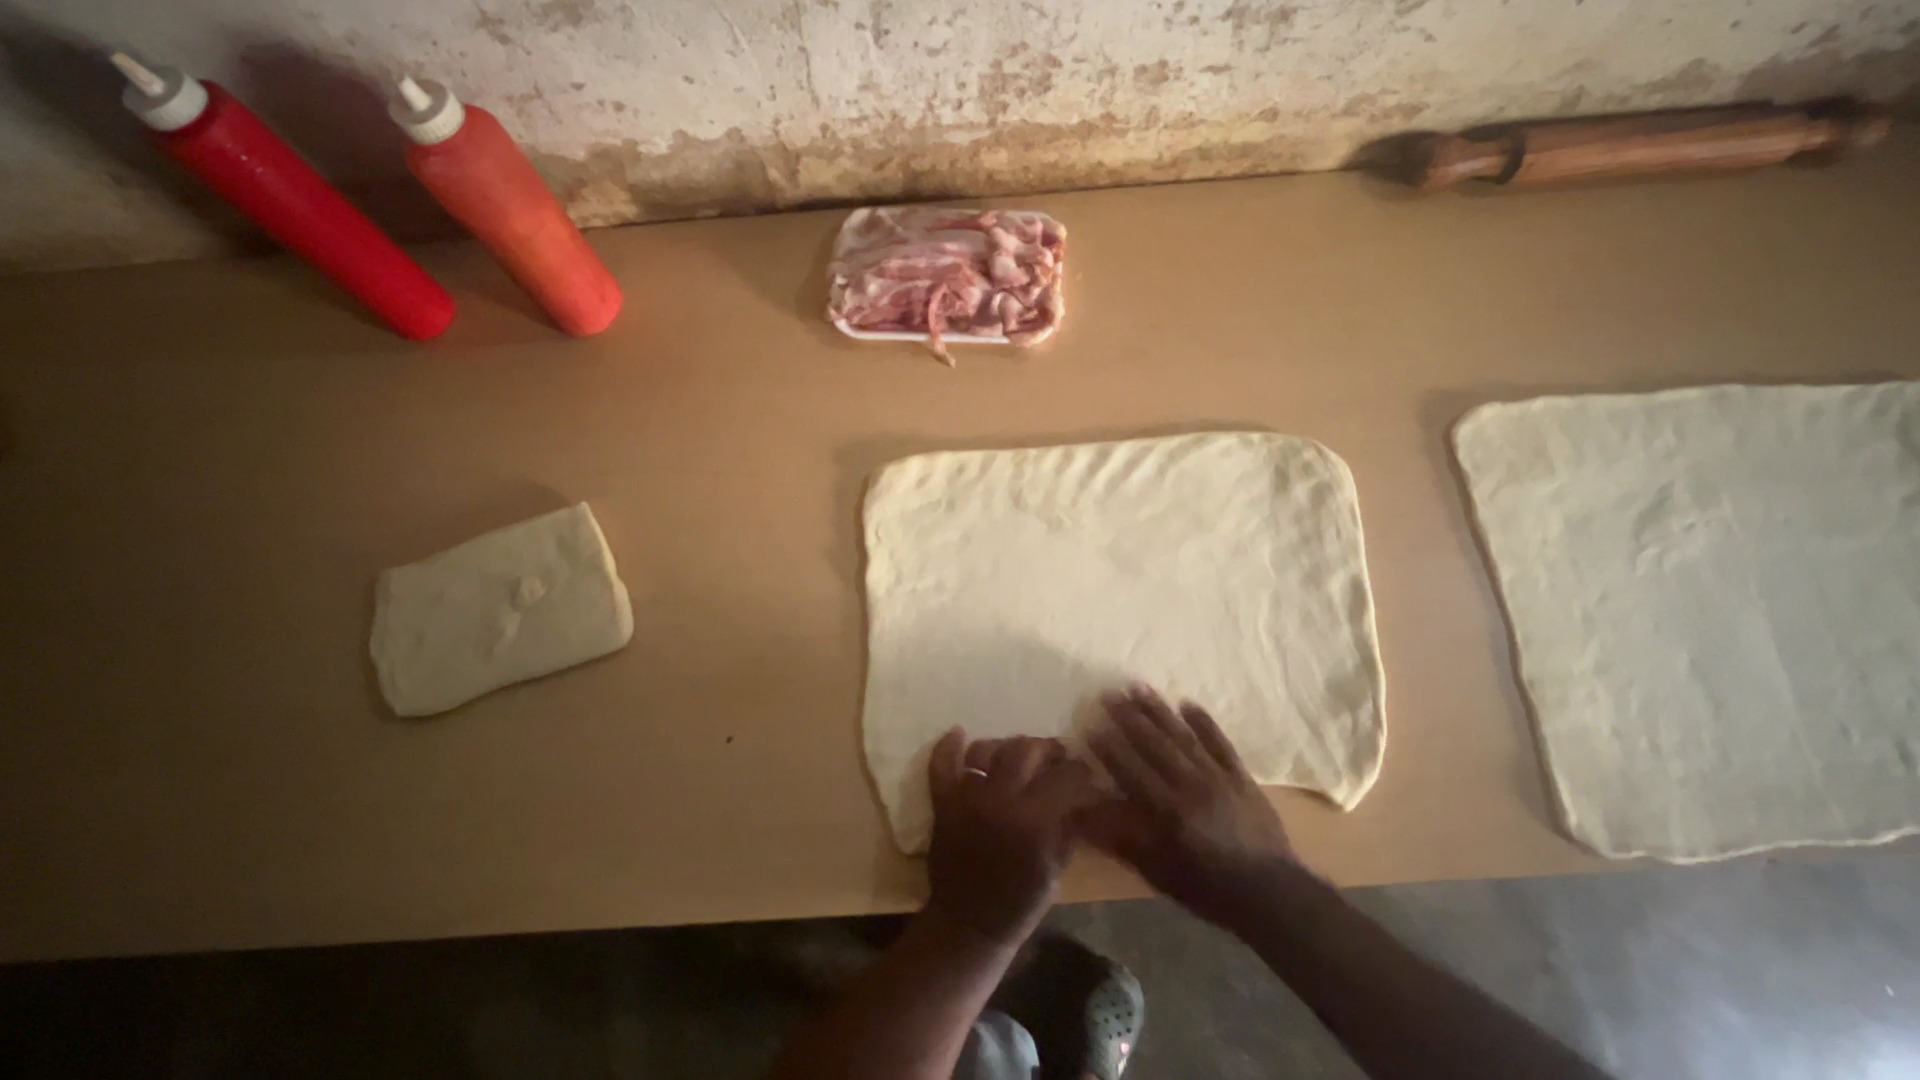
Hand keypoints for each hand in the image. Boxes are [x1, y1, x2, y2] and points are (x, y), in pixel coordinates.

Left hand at [924, 730, 1098, 946]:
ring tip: (1017, 753)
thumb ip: (1070, 826)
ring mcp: (968, 798)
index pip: (1065, 776)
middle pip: (1026, 750)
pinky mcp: (943, 803)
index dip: (1079, 770)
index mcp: (1036, 821)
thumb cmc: (1021, 901)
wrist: (969, 923)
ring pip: (987, 749)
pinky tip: (959, 733)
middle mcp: (1001, 801)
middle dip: (1047, 748)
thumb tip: (1087, 794)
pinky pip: (940, 766)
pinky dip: (947, 746)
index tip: (1084, 772)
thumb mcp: (1058, 866)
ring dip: (1006, 745)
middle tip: (1055, 756)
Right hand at [1080, 684, 1300, 927]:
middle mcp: (1191, 786)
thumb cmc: (1207, 889)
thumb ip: (1122, 840)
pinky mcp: (1241, 777)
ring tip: (1139, 688)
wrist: (1270, 894)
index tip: (1091, 725)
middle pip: (1156, 746)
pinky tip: (1188, 704)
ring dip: (1160, 711)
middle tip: (1109, 694)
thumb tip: (1085, 815)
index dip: (1109, 749)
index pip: (1131, 771)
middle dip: (1130, 719)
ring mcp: (1219, 778)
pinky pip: (1221, 744)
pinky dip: (1205, 723)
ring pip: (1184, 737)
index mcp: (1167, 812)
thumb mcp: (1157, 872)